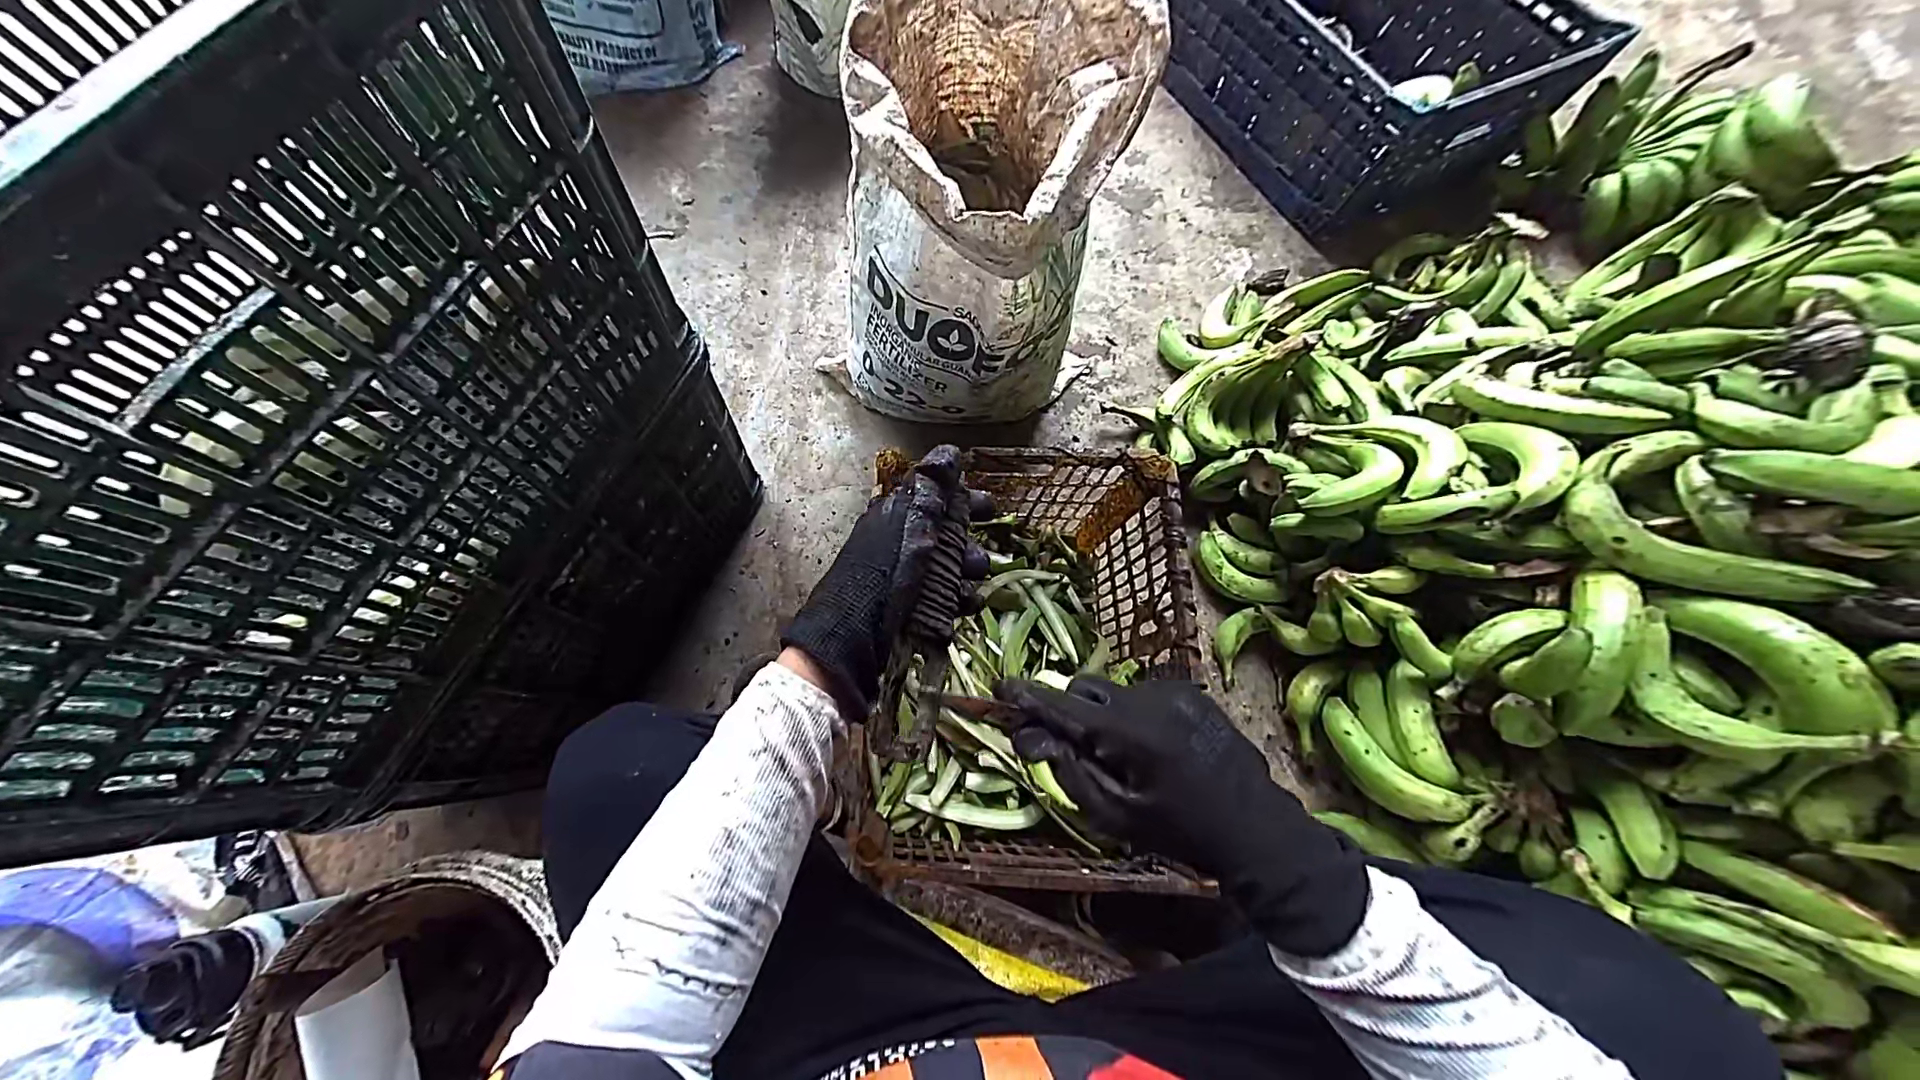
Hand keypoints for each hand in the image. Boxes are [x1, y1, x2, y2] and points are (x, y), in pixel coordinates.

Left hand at [782, 445, 990, 718]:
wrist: (853, 633)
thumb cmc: (882, 572)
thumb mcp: (910, 521)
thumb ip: (933, 488)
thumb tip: (950, 451)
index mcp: (901, 515)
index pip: (942, 499)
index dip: (970, 502)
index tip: (992, 510)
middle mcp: (905, 541)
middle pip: (952, 537)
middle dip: (972, 548)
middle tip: (979, 562)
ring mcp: (907, 576)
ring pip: (952, 569)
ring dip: (967, 577)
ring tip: (968, 590)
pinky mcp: (911, 606)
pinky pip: (945, 597)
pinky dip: (957, 601)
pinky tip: (961, 608)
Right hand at [999, 676, 1369, 956]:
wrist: (1256, 826)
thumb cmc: (1180, 830)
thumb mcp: (1117, 816)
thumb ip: (1070, 773)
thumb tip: (1034, 738)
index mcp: (1130, 732)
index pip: (1064, 706)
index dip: (1028, 697)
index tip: (1000, 687)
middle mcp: (1149, 698)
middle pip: (1085, 688)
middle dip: (1067, 710)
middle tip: (1064, 742)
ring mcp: (1173, 690)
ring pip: (1113, 690)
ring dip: (1101, 714)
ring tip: (1119, 753)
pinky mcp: (1189, 691)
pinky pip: (1141, 693)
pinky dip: (1129, 712)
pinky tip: (1149, 746)